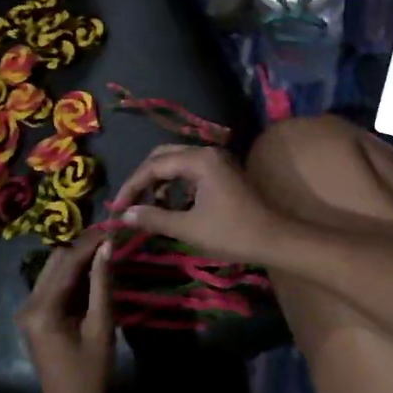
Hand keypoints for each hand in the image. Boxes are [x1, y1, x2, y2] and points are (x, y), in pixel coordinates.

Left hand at [17, 234, 114, 392]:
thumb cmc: (91, 375)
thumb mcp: (101, 327)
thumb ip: (102, 284)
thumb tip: (107, 246)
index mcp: (42, 309)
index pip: (67, 262)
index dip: (91, 242)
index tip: (114, 227)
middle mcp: (28, 305)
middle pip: (56, 262)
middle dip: (83, 247)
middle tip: (112, 237)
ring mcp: (27, 311)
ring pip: (54, 271)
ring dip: (78, 260)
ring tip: (107, 250)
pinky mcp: (34, 317)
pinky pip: (53, 286)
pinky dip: (73, 276)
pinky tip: (94, 272)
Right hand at [109, 144, 288, 263]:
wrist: (275, 239)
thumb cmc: (232, 233)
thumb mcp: (188, 228)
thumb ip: (154, 218)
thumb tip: (125, 214)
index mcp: (199, 160)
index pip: (154, 165)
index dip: (132, 186)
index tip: (116, 207)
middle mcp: (207, 152)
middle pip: (163, 156)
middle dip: (143, 179)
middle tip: (129, 203)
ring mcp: (217, 161)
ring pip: (176, 163)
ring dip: (159, 182)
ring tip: (149, 208)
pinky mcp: (222, 172)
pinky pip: (190, 171)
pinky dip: (176, 186)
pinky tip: (171, 206)